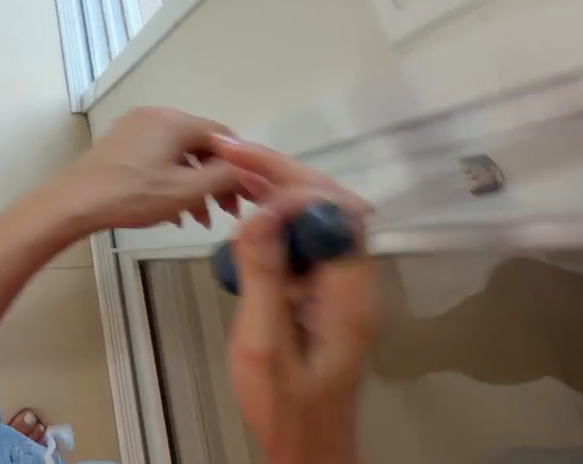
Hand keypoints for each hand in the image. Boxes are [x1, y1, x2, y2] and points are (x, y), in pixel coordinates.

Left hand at [45, 107, 243, 231]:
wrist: (76, 201)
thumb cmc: (134, 195)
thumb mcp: (187, 190)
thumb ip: (225, 177)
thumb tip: (251, 170)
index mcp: (174, 121)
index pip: (224, 136)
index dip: (242, 166)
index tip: (249, 197)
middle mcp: (156, 115)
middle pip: (200, 145)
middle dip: (217, 179)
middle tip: (226, 212)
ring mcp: (135, 126)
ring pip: (179, 154)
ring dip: (195, 185)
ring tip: (200, 220)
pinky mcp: (122, 142)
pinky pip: (158, 157)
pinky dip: (172, 180)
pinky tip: (174, 213)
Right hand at [216, 141, 377, 463]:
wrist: (307, 452)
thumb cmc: (285, 406)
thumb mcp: (264, 343)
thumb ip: (265, 276)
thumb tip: (260, 212)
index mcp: (350, 294)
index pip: (337, 215)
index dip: (294, 189)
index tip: (247, 183)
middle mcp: (353, 280)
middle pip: (328, 204)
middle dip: (280, 171)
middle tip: (229, 150)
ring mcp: (338, 283)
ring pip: (315, 214)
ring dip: (275, 182)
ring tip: (231, 161)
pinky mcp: (320, 288)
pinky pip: (302, 234)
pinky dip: (272, 207)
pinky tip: (244, 199)